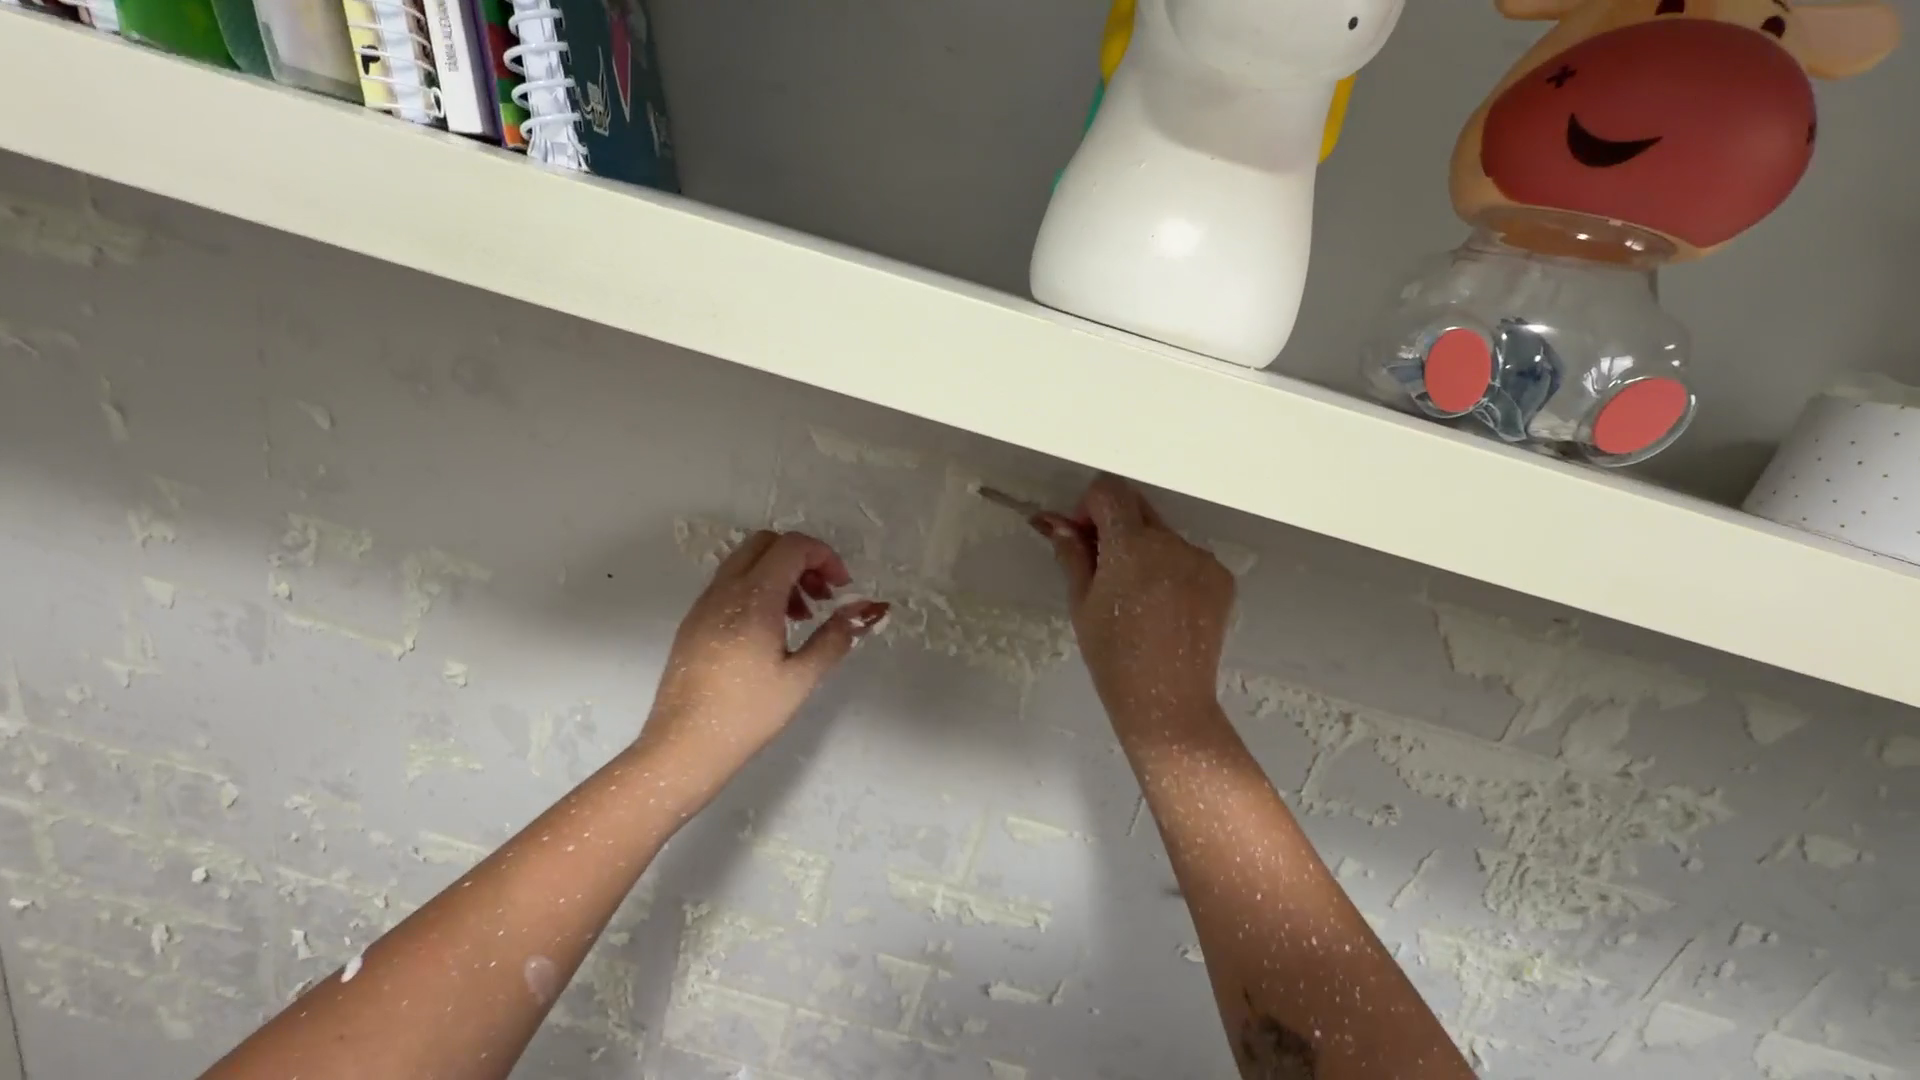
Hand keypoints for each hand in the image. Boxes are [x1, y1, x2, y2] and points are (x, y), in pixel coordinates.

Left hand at [642, 531, 887, 781]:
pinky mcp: (694, 621)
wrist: (683, 747)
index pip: (792, 547)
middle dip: (801, 559)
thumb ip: (834, 638)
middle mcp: (725, 591)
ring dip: (779, 574)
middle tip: (822, 596)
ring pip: (746, 562)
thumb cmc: (746, 714)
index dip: (824, 556)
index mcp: (753, 598)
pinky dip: (758, 589)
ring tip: (801, 616)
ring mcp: (704, 604)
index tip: (842, 588)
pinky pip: (730, 585)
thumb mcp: (801, 678)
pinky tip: (771, 631)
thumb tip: (861, 612)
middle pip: (766, 543)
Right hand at [1038, 476, 1233, 720]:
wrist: (1165, 702)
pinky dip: (1172, 569)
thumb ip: (1073, 554)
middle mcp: (1172, 542)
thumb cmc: (1113, 657)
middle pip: (1138, 508)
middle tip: (1102, 566)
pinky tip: (1163, 607)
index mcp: (1132, 545)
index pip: (1110, 491)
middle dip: (1116, 525)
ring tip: (1136, 596)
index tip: (1083, 537)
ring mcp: (1202, 559)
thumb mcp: (1081, 603)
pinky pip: (1189, 558)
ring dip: (1145, 549)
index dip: (1089, 508)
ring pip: (1164, 535)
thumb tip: (1058, 524)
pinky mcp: (1221, 578)